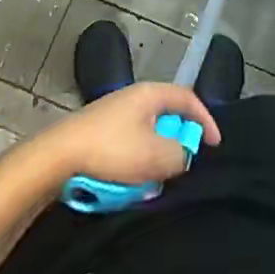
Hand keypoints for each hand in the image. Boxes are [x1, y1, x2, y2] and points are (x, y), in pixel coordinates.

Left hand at [31, 82, 221, 186]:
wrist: (59, 155)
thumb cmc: (112, 150)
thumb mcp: (156, 156)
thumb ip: (180, 154)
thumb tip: (181, 154)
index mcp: (149, 94)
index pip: (187, 98)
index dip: (205, 120)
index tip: (214, 146)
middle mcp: (132, 96)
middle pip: (168, 114)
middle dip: (179, 140)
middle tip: (184, 164)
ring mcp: (114, 111)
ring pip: (149, 131)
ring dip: (157, 154)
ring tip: (156, 177)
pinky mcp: (101, 129)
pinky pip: (132, 141)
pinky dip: (139, 159)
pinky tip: (132, 179)